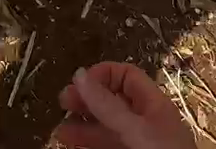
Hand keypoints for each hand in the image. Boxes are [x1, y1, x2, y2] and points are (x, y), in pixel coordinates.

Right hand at [53, 63, 194, 148]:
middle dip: (86, 99)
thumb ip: (108, 104)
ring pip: (106, 128)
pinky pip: (105, 146)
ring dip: (82, 126)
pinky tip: (73, 145)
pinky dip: (88, 143)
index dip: (102, 74)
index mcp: (154, 106)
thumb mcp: (135, 129)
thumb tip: (78, 73)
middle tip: (63, 103)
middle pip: (112, 100)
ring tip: (61, 132)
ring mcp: (138, 145)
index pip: (126, 76)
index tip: (79, 83)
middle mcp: (146, 123)